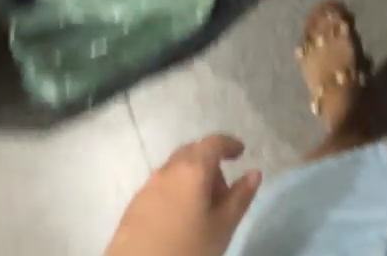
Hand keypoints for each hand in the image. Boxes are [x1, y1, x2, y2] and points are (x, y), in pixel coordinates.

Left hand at [105, 135, 262, 255]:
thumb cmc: (187, 249)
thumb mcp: (222, 227)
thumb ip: (240, 197)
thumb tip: (254, 173)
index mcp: (192, 169)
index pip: (213, 142)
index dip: (229, 144)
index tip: (240, 152)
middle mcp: (167, 171)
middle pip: (192, 153)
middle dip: (210, 163)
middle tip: (221, 190)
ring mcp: (147, 188)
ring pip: (174, 171)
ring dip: (190, 179)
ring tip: (200, 209)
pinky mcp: (132, 207)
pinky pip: (160, 188)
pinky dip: (174, 192)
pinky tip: (177, 219)